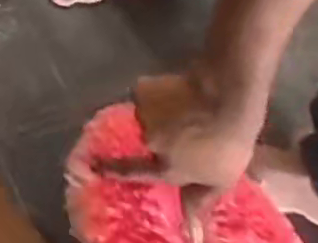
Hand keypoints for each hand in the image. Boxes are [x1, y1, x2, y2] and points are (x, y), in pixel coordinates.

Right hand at [112, 71, 262, 236]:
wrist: (221, 97)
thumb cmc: (226, 145)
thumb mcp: (220, 181)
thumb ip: (199, 204)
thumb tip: (190, 237)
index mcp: (166, 168)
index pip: (132, 172)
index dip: (110, 169)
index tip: (91, 166)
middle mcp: (148, 142)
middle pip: (150, 142)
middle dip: (165, 138)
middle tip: (188, 132)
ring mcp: (143, 114)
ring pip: (148, 117)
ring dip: (162, 116)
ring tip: (186, 111)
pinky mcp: (142, 89)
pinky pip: (146, 96)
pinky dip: (157, 96)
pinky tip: (176, 94)